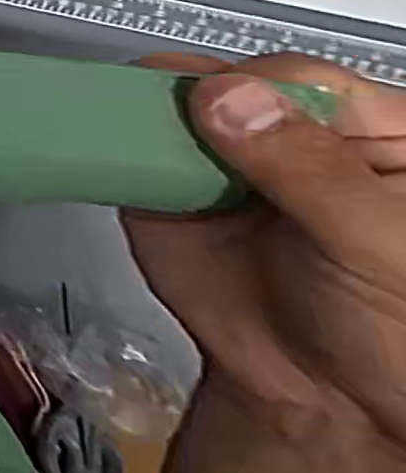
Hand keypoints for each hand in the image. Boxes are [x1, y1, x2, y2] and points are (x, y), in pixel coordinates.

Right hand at [123, 53, 405, 472]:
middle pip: (219, 80)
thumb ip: (309, 170)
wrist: (315, 393)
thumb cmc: (396, 331)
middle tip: (159, 125)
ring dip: (134, 112)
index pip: (299, 80)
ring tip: (122, 136)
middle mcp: (290, 136)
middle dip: (181, 93)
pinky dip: (102, 138)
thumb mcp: (376, 248)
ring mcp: (217, 156)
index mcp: (373, 139)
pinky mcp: (158, 177)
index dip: (253, 86)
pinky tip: (96, 145)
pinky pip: (123, 142)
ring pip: (162, 104)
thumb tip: (225, 94)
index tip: (218, 114)